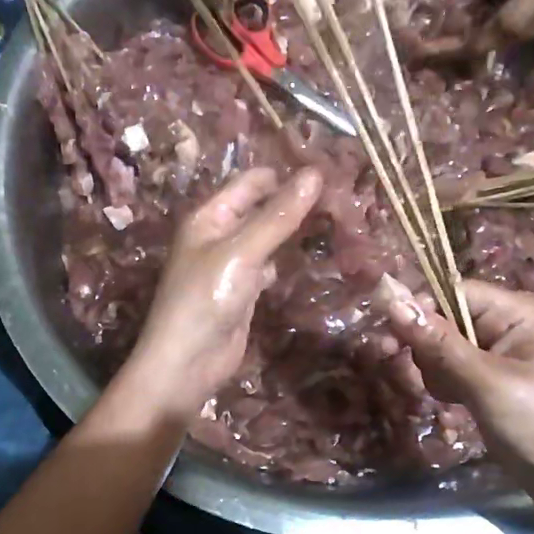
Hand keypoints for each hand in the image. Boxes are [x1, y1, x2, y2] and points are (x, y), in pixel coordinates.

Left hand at [122, 166, 322, 417]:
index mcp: (208, 218)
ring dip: (296, 231)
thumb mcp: (242, 253)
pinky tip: (318, 255)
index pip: (251, 182)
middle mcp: (217, 236)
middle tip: (347, 196)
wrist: (185, 363)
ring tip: (342, 218)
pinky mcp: (243, 292)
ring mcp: (230, 266)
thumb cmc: (205, 301)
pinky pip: (269, 266)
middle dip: (296, 202)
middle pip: (261, 208)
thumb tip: (315, 174)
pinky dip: (288, 261)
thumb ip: (278, 216)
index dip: (286, 174)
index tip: (333, 170)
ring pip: (268, 238)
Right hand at [380, 277, 533, 505]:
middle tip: (411, 373)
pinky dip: (441, 383)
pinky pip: (448, 368)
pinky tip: (453, 402)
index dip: (418, 309)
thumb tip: (390, 299)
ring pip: (439, 346)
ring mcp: (496, 354)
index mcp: (518, 313)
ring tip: (448, 395)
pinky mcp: (487, 379)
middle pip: (442, 319)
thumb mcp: (486, 381)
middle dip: (423, 346)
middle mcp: (506, 326)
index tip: (387, 338)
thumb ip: (437, 341)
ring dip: (431, 369)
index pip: (452, 292)